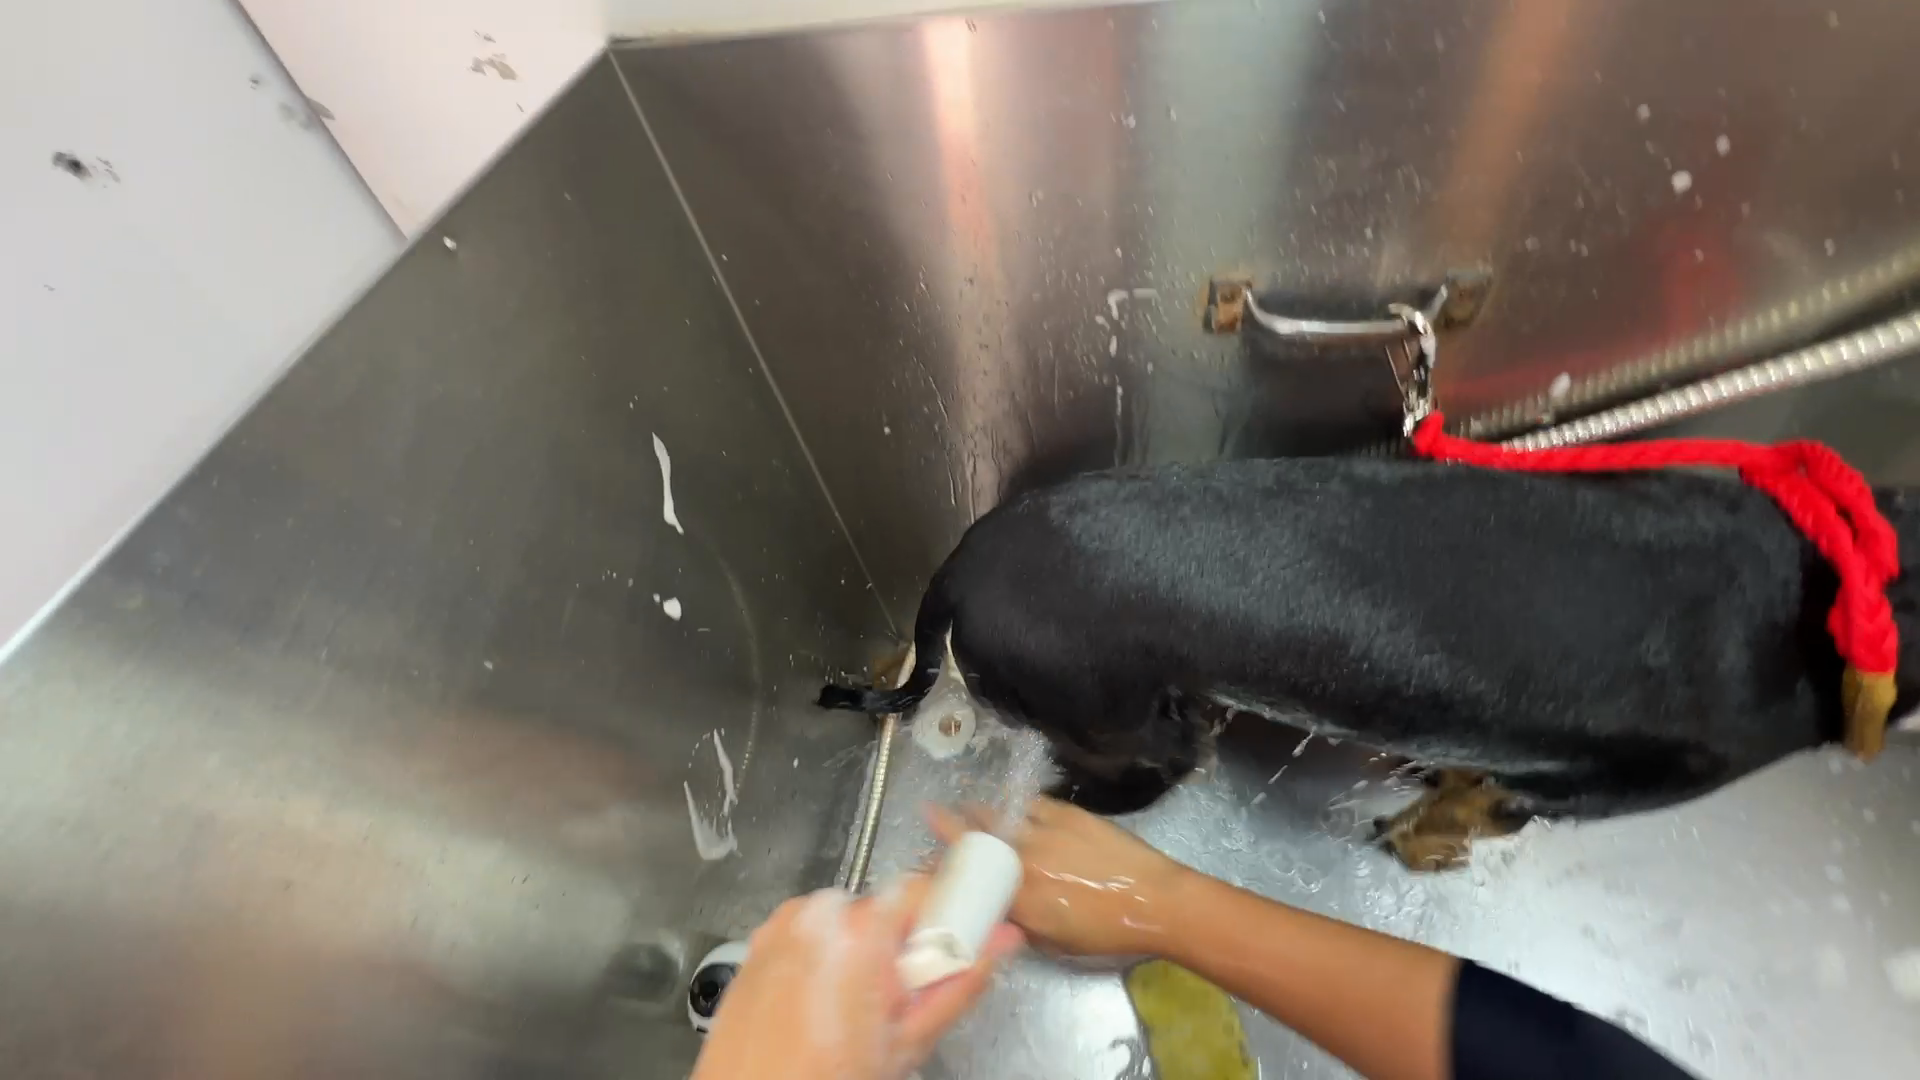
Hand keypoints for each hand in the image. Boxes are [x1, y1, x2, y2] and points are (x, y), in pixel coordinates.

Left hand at [691, 878, 1022, 1079]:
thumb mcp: (907, 1042)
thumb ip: (961, 983)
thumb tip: (1003, 940)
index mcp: (861, 928)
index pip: (923, 886)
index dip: (942, 913)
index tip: (950, 939)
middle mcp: (820, 911)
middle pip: (884, 907)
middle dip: (897, 945)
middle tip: (893, 1000)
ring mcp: (786, 922)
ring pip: (847, 920)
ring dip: (859, 951)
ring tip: (850, 1008)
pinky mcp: (762, 936)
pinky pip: (811, 930)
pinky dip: (823, 956)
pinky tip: (818, 1001)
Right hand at [929, 797, 1191, 957]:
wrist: (1154, 900)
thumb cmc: (1107, 932)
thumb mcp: (1056, 942)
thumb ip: (1021, 923)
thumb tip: (1000, 909)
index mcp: (1022, 898)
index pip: (970, 879)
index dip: (942, 868)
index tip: (925, 862)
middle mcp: (1026, 860)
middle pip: (976, 838)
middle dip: (949, 827)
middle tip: (932, 816)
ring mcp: (1045, 831)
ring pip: (999, 814)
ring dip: (976, 811)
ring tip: (963, 806)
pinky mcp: (1066, 812)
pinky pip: (1029, 802)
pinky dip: (1014, 803)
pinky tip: (1008, 802)